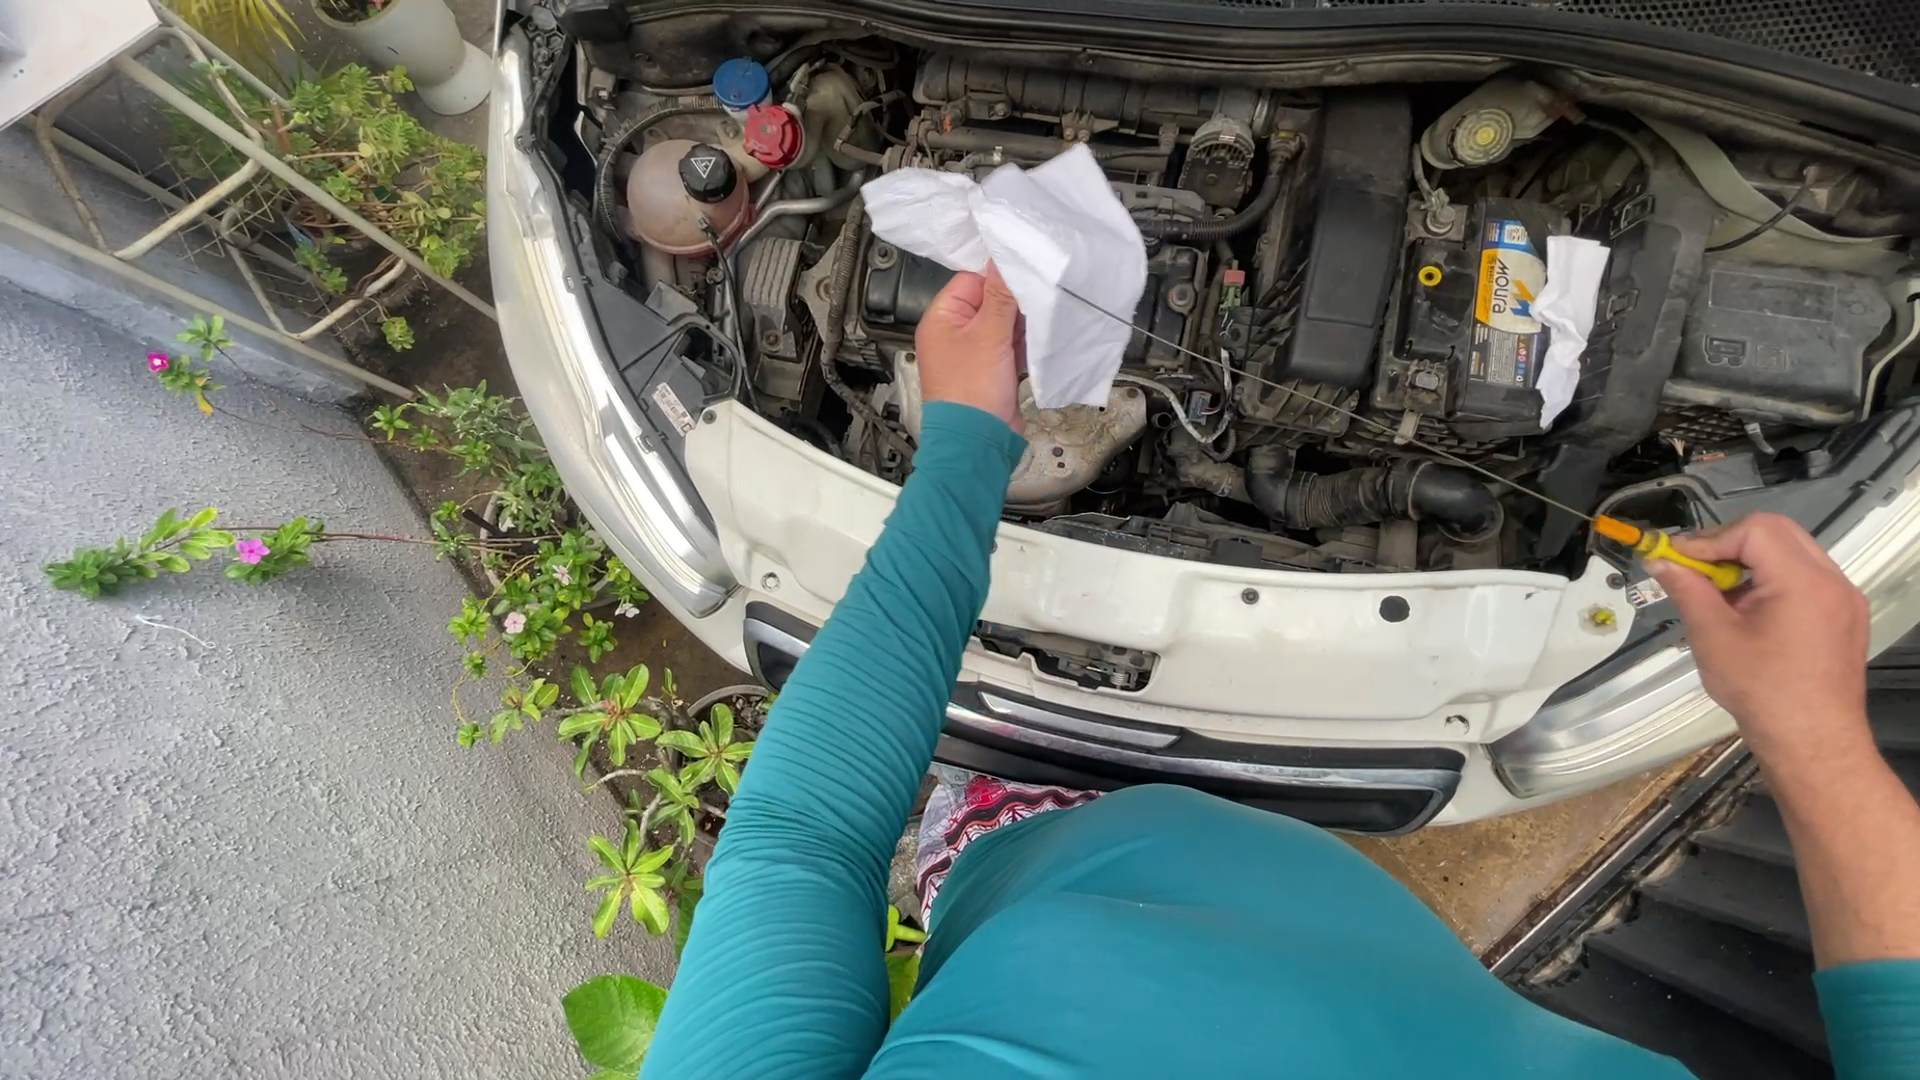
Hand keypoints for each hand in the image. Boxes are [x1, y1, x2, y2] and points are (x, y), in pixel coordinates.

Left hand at [915, 264, 1023, 430]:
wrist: (977, 440)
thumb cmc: (970, 391)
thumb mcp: (988, 334)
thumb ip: (1000, 295)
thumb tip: (1003, 260)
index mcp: (941, 319)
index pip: (971, 280)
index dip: (997, 278)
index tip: (1023, 277)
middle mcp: (953, 335)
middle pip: (989, 302)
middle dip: (1014, 304)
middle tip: (1035, 304)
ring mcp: (973, 354)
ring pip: (1003, 326)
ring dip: (1022, 327)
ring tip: (1037, 328)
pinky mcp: (991, 372)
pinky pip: (1010, 349)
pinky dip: (1024, 347)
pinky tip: (1038, 346)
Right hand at [1651, 513, 1874, 776]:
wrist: (1809, 733)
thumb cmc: (1759, 685)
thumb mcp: (1711, 633)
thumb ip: (1687, 589)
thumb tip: (1660, 561)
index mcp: (1805, 584)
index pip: (1755, 531)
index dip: (1708, 539)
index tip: (1674, 561)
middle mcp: (1832, 582)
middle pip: (1776, 532)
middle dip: (1724, 542)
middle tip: (1689, 567)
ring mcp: (1840, 598)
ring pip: (1788, 551)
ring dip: (1742, 559)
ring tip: (1710, 589)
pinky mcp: (1837, 613)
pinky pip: (1798, 575)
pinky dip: (1761, 577)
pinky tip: (1738, 605)